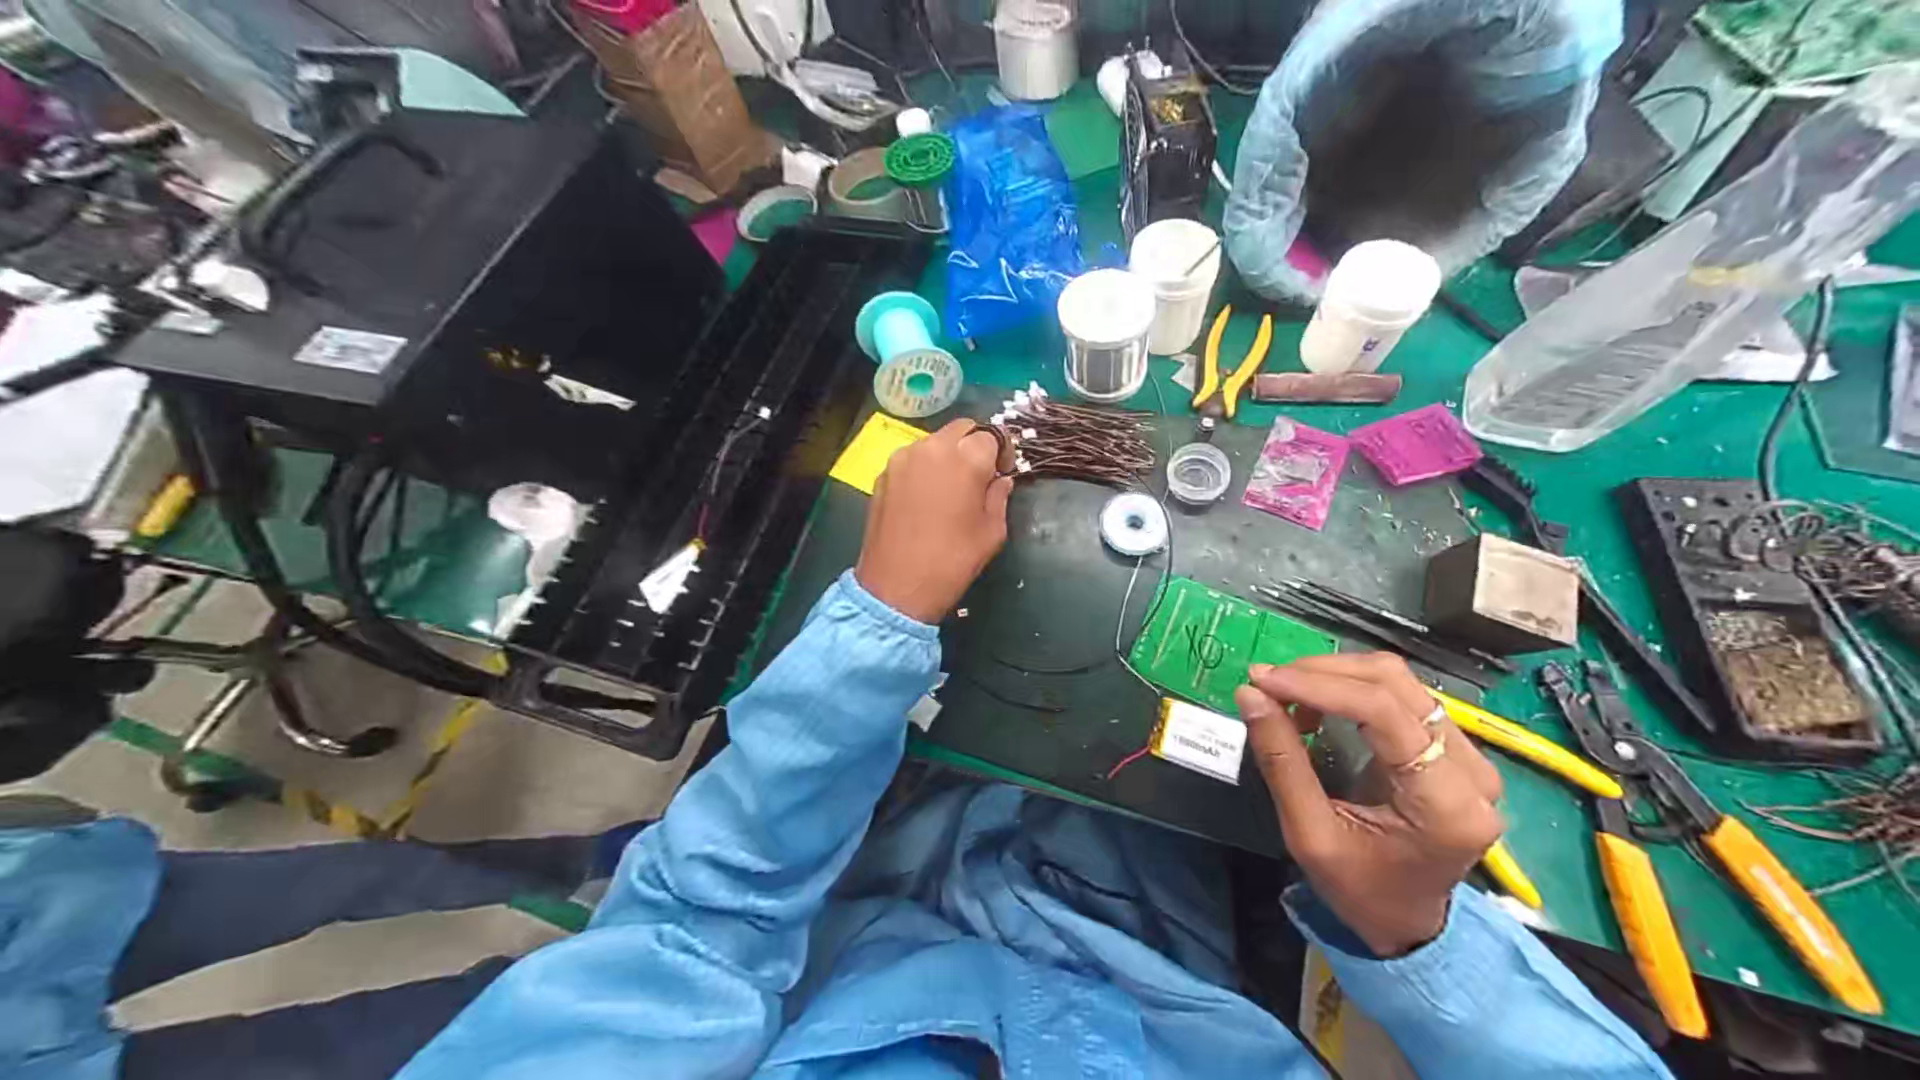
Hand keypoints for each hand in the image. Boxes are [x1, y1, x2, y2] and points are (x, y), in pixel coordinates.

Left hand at [855, 420, 1012, 623]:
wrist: (896, 587)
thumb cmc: (952, 562)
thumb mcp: (991, 532)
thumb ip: (999, 496)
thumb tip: (1000, 480)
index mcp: (966, 459)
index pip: (992, 436)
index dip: (1002, 452)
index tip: (1003, 472)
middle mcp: (933, 448)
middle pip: (962, 428)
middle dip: (975, 444)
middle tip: (980, 475)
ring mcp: (904, 458)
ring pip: (935, 441)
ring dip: (949, 454)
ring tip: (952, 487)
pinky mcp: (884, 473)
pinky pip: (914, 458)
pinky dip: (926, 466)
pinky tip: (927, 497)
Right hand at [1234, 653, 1505, 956]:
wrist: (1408, 923)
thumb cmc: (1360, 890)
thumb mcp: (1309, 835)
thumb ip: (1281, 761)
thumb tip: (1249, 695)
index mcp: (1445, 803)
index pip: (1384, 711)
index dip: (1318, 685)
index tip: (1262, 680)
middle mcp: (1471, 771)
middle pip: (1394, 683)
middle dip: (1322, 672)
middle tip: (1268, 683)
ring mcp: (1469, 757)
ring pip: (1397, 680)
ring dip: (1334, 676)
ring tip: (1288, 695)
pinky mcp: (1453, 749)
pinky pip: (1400, 695)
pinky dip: (1349, 688)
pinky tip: (1317, 706)